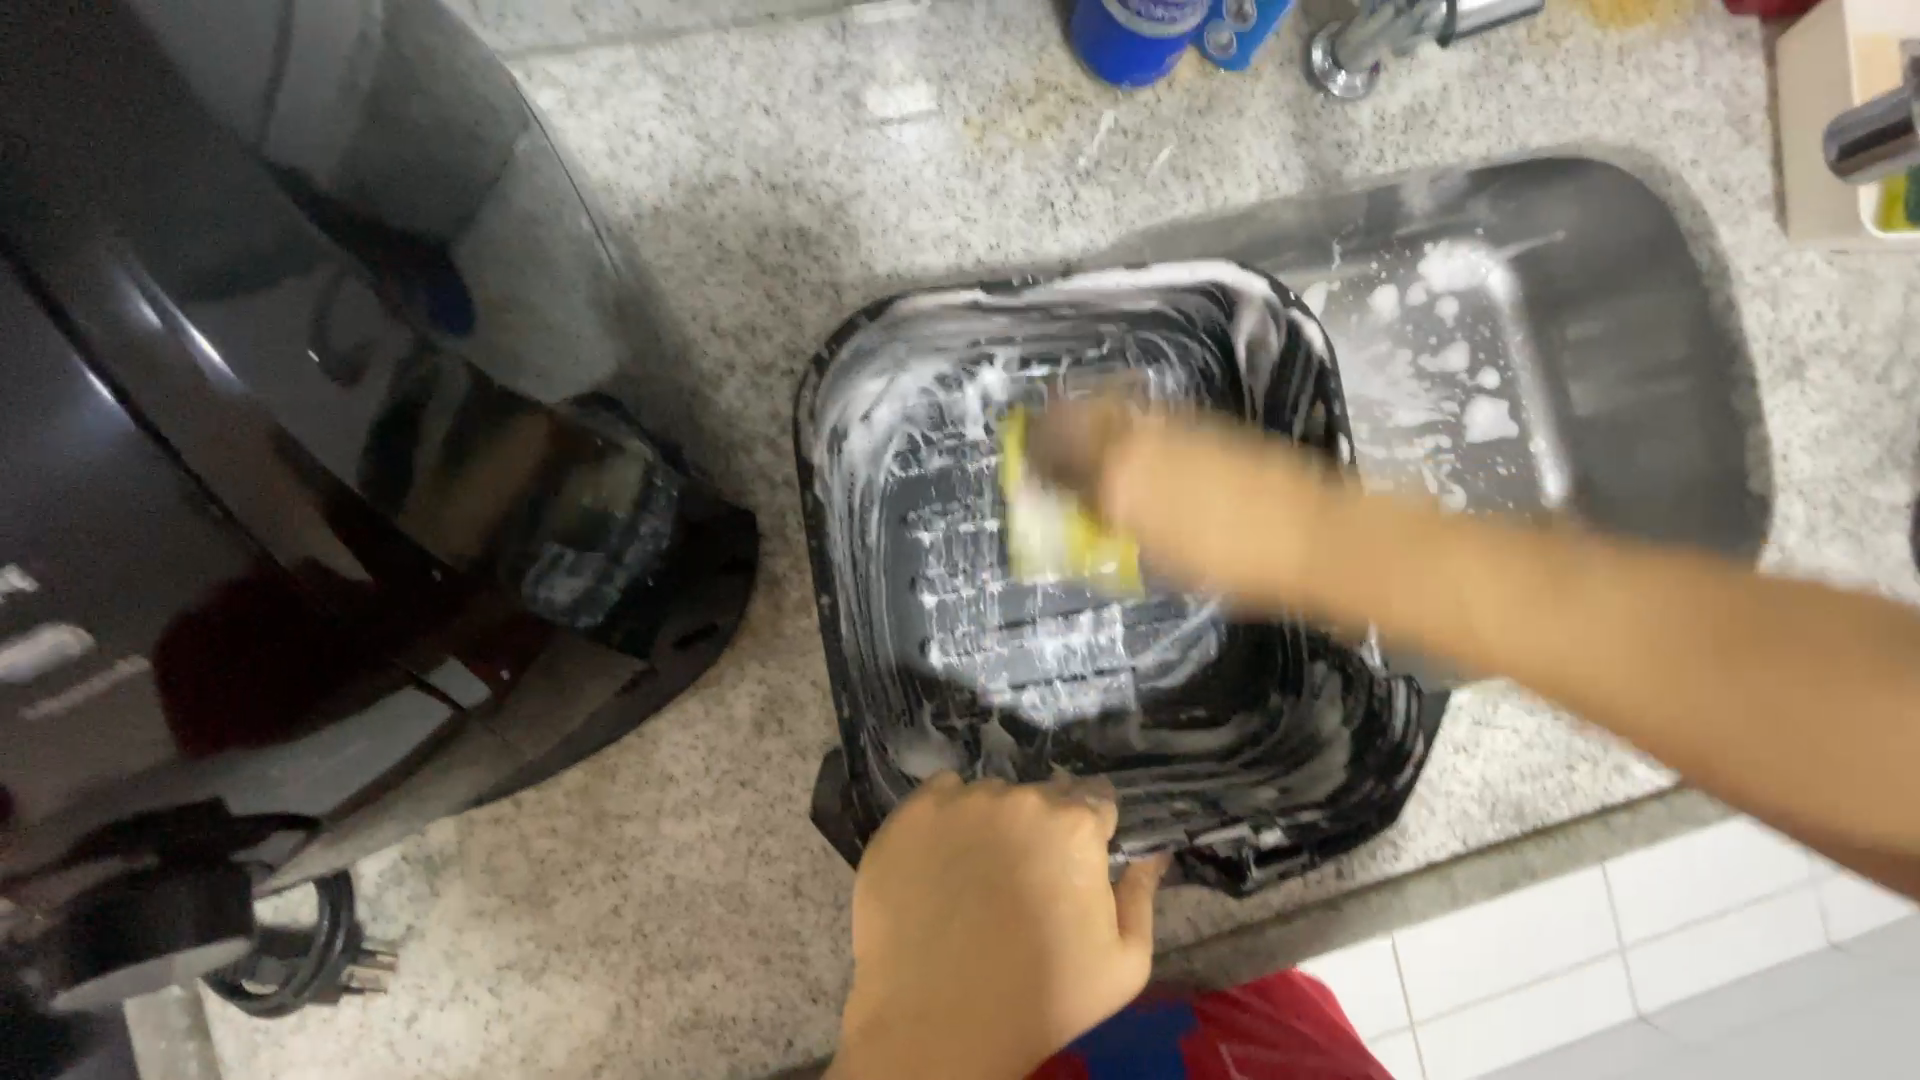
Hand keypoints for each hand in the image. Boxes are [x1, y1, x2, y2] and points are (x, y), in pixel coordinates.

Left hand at [830, 773, 1170, 1079]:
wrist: (937, 1023)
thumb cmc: (1041, 1000)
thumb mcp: (1122, 965)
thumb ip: (1142, 896)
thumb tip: (1153, 853)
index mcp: (1076, 825)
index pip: (1095, 800)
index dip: (1089, 831)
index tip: (1074, 861)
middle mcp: (1020, 797)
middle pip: (1041, 796)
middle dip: (1042, 826)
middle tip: (1024, 876)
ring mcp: (961, 800)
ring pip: (990, 796)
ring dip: (993, 822)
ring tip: (977, 874)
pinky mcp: (912, 812)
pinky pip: (940, 795)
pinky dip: (946, 817)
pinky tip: (941, 860)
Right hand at [1027, 400, 1337, 603]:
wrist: (1309, 535)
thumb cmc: (1230, 565)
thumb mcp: (1159, 560)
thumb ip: (1116, 527)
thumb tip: (1092, 511)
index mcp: (1119, 485)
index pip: (1058, 464)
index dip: (1036, 465)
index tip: (1026, 470)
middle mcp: (1137, 443)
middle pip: (1075, 416)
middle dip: (1049, 423)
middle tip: (1039, 433)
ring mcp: (1171, 426)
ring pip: (1109, 403)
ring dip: (1082, 410)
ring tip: (1073, 422)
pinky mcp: (1201, 420)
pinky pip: (1143, 408)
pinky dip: (1121, 412)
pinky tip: (1126, 429)